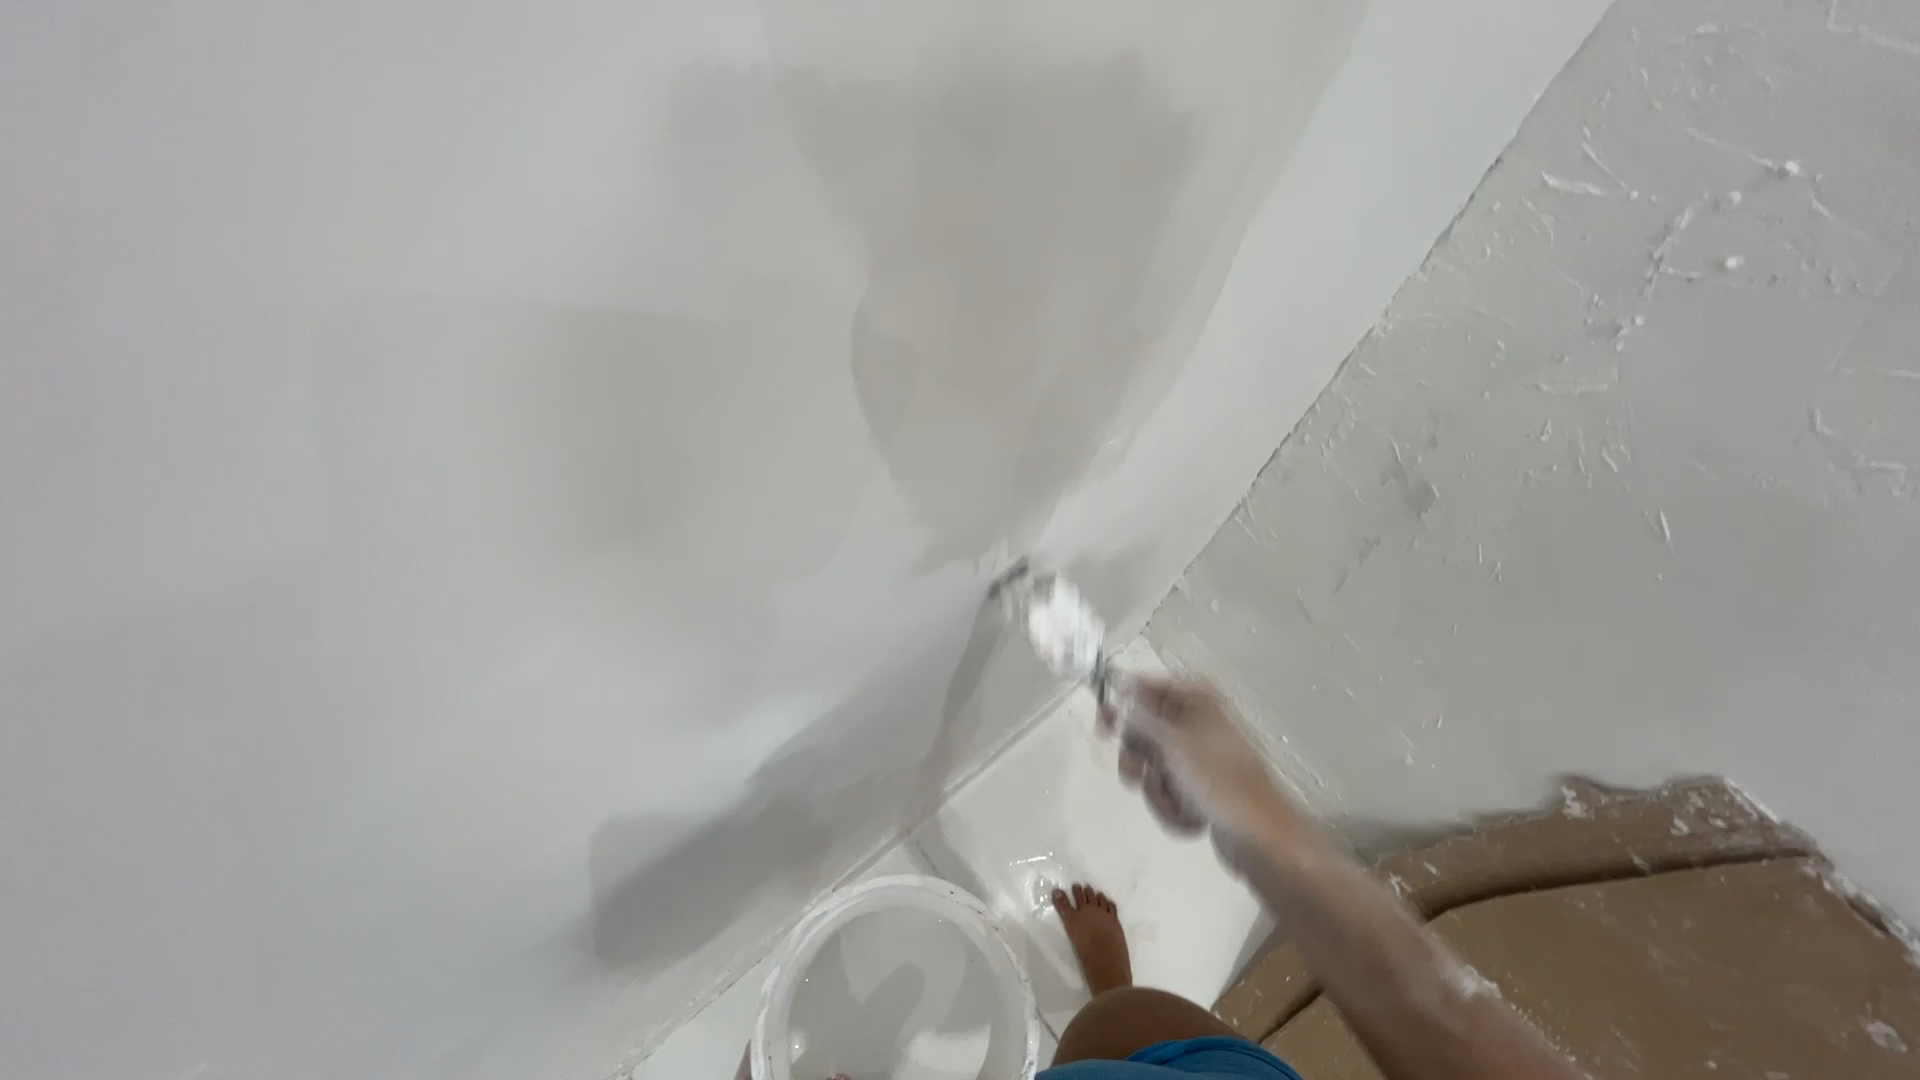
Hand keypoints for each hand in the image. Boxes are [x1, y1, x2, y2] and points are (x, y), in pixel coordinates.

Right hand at [1099, 676, 1295, 843]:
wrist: (1262, 837)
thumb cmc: (1219, 781)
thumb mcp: (1174, 745)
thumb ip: (1141, 719)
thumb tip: (1121, 695)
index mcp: (1199, 701)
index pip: (1150, 686)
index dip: (1125, 701)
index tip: (1104, 721)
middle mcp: (1198, 724)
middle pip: (1146, 730)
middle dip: (1139, 759)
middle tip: (1134, 773)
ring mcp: (1199, 759)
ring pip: (1153, 765)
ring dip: (1157, 789)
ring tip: (1174, 803)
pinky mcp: (1200, 789)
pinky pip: (1167, 790)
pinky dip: (1173, 806)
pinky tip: (1192, 818)